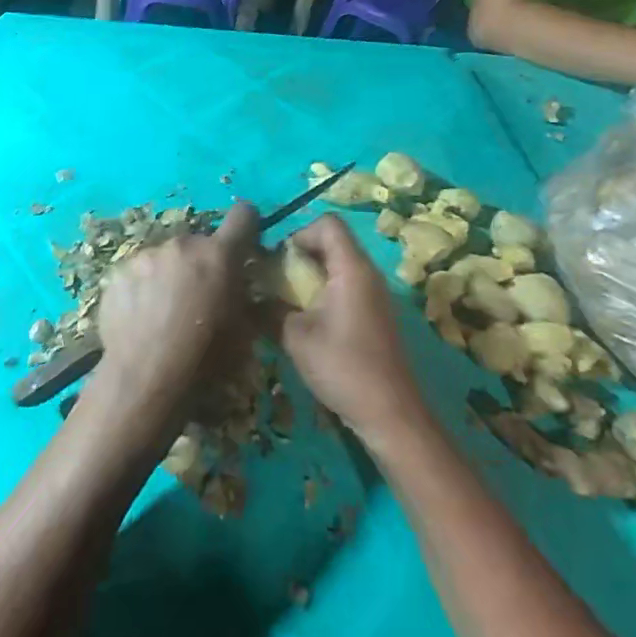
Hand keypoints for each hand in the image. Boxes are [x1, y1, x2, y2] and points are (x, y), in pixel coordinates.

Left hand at [93, 203, 260, 418]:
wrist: (145, 376)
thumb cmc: (204, 358)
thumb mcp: (244, 332)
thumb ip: (245, 299)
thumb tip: (241, 290)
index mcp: (219, 254)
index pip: (243, 216)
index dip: (247, 225)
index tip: (244, 241)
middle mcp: (182, 244)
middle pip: (198, 243)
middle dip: (200, 263)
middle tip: (197, 296)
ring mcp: (146, 256)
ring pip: (164, 258)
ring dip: (168, 274)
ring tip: (162, 311)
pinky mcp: (118, 272)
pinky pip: (137, 274)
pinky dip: (141, 288)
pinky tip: (139, 317)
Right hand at [279, 216, 429, 445]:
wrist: (389, 413)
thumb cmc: (342, 366)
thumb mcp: (294, 337)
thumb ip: (268, 310)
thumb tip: (247, 297)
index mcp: (351, 268)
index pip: (328, 223)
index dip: (299, 233)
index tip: (279, 261)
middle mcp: (367, 273)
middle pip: (333, 242)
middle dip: (300, 255)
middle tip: (274, 280)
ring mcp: (374, 294)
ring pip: (338, 266)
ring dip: (310, 275)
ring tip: (285, 300)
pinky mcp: (374, 314)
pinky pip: (346, 286)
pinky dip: (323, 292)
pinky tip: (306, 320)